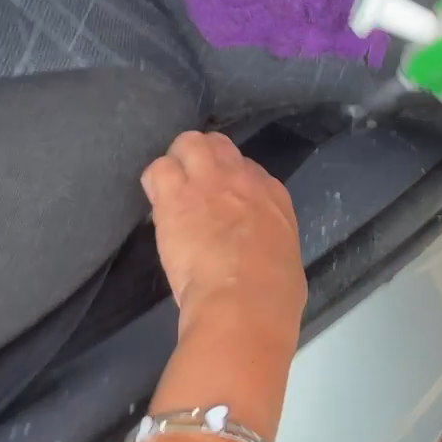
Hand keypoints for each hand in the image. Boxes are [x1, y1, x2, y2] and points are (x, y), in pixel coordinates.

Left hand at [140, 131, 305, 340]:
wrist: (244, 298)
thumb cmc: (274, 292)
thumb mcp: (286, 255)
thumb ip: (269, 240)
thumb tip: (260, 249)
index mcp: (271, 194)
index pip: (247, 167)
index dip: (231, 181)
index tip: (223, 201)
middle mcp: (239, 178)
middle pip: (217, 144)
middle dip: (205, 157)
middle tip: (194, 185)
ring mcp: (206, 182)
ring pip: (187, 144)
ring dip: (178, 163)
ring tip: (172, 190)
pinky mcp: (174, 197)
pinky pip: (157, 170)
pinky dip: (155, 183)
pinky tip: (158, 206)